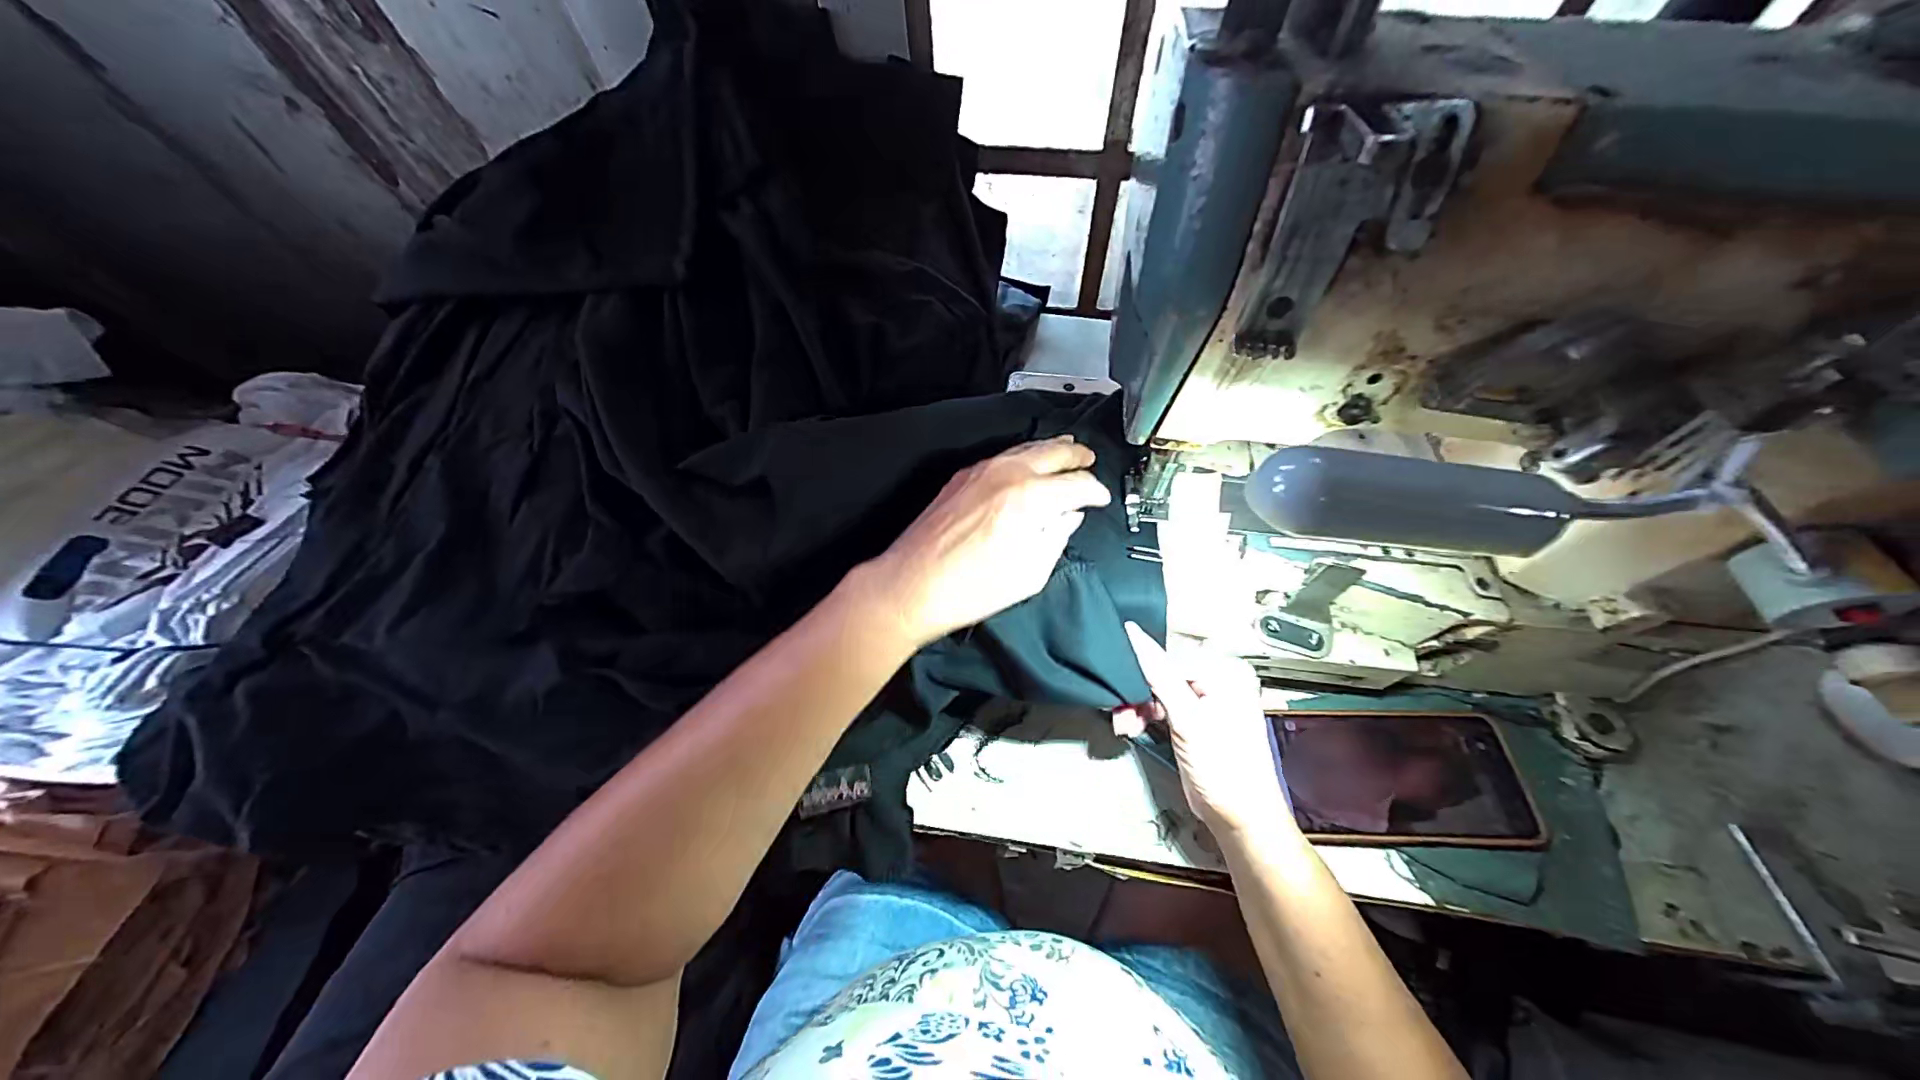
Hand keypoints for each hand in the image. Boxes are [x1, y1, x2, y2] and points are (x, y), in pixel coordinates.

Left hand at [860, 436, 1111, 648]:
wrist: (912, 586)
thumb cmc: (966, 587)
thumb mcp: (1030, 573)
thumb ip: (1056, 537)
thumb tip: (1067, 519)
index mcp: (1030, 498)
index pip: (1077, 484)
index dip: (1095, 491)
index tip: (1099, 498)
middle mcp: (1006, 475)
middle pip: (1054, 452)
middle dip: (1077, 456)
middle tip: (1088, 459)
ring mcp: (980, 472)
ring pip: (1026, 448)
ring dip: (1050, 449)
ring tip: (1065, 451)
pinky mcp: (961, 478)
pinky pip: (1002, 456)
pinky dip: (1022, 455)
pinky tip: (1026, 463)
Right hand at [1121, 624, 1294, 837]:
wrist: (1241, 818)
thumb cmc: (1226, 773)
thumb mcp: (1187, 719)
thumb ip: (1160, 675)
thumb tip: (1136, 636)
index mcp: (1228, 673)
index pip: (1171, 658)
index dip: (1142, 675)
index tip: (1122, 691)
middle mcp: (1223, 682)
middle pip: (1165, 675)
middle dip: (1140, 695)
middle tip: (1124, 714)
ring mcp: (1211, 703)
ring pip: (1161, 691)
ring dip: (1140, 707)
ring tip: (1128, 724)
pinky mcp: (1199, 721)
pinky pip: (1166, 706)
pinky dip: (1149, 717)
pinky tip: (1137, 726)